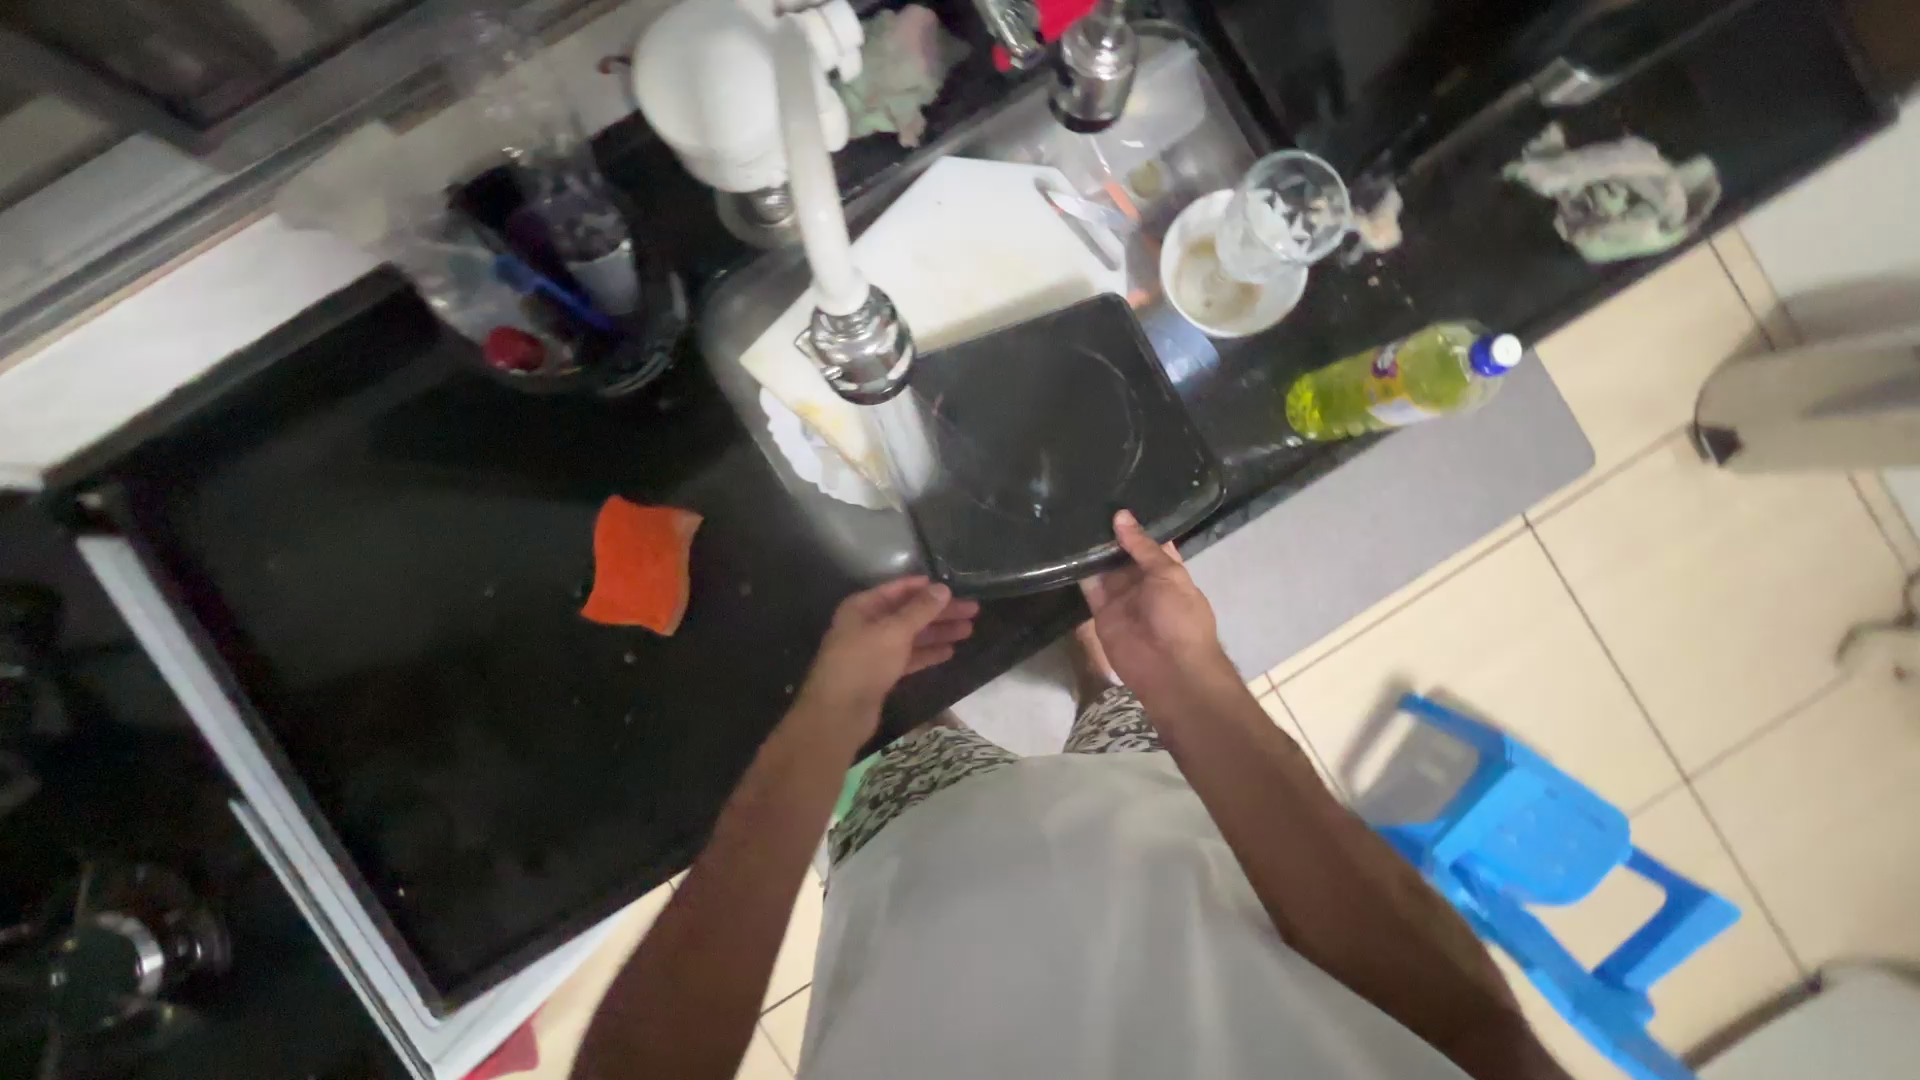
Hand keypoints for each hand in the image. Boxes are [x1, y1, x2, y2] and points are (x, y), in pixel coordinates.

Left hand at [794, 577, 978, 737]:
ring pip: (911, 636)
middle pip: (909, 613)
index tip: (951, 586)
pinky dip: (927, 653)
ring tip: (968, 629)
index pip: (898, 590)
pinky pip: (908, 657)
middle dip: (939, 612)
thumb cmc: (863, 663)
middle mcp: (867, 625)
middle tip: (972, 610)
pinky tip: (949, 651)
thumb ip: (920, 610)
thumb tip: (943, 588)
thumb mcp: (894, 631)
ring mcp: (874, 651)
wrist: (839, 713)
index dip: (924, 587)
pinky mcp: (881, 674)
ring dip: (938, 632)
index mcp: (863, 607)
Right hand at [1079, 510, 1227, 689]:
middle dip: (1109, 534)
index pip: (1149, 542)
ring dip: (1093, 550)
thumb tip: (1121, 516)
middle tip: (1087, 503)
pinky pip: (1088, 588)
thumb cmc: (1180, 617)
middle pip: (1122, 554)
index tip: (1116, 497)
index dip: (1135, 523)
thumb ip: (1142, 546)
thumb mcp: (1169, 574)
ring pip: (1103, 568)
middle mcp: (1142, 582)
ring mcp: (1121, 597)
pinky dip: (1079, 570)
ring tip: (1074, 517)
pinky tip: (1068, 547)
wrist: (1169, 668)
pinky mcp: (1101, 612)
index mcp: (1167, 572)